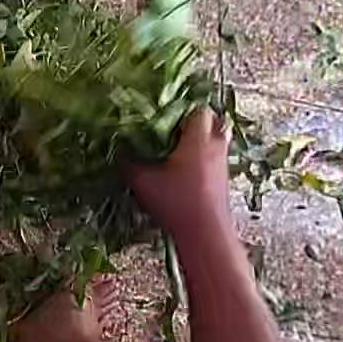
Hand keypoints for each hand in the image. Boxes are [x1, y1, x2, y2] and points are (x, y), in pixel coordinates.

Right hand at [129, 108, 232, 234]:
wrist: (205, 232)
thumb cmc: (176, 203)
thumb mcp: (143, 182)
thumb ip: (129, 164)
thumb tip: (118, 152)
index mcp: (197, 140)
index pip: (198, 110)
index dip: (180, 109)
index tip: (162, 116)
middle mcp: (215, 147)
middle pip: (212, 121)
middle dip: (194, 121)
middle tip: (172, 128)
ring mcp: (222, 163)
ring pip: (216, 139)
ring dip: (200, 139)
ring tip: (178, 147)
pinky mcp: (223, 179)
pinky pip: (215, 157)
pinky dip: (203, 156)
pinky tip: (185, 168)